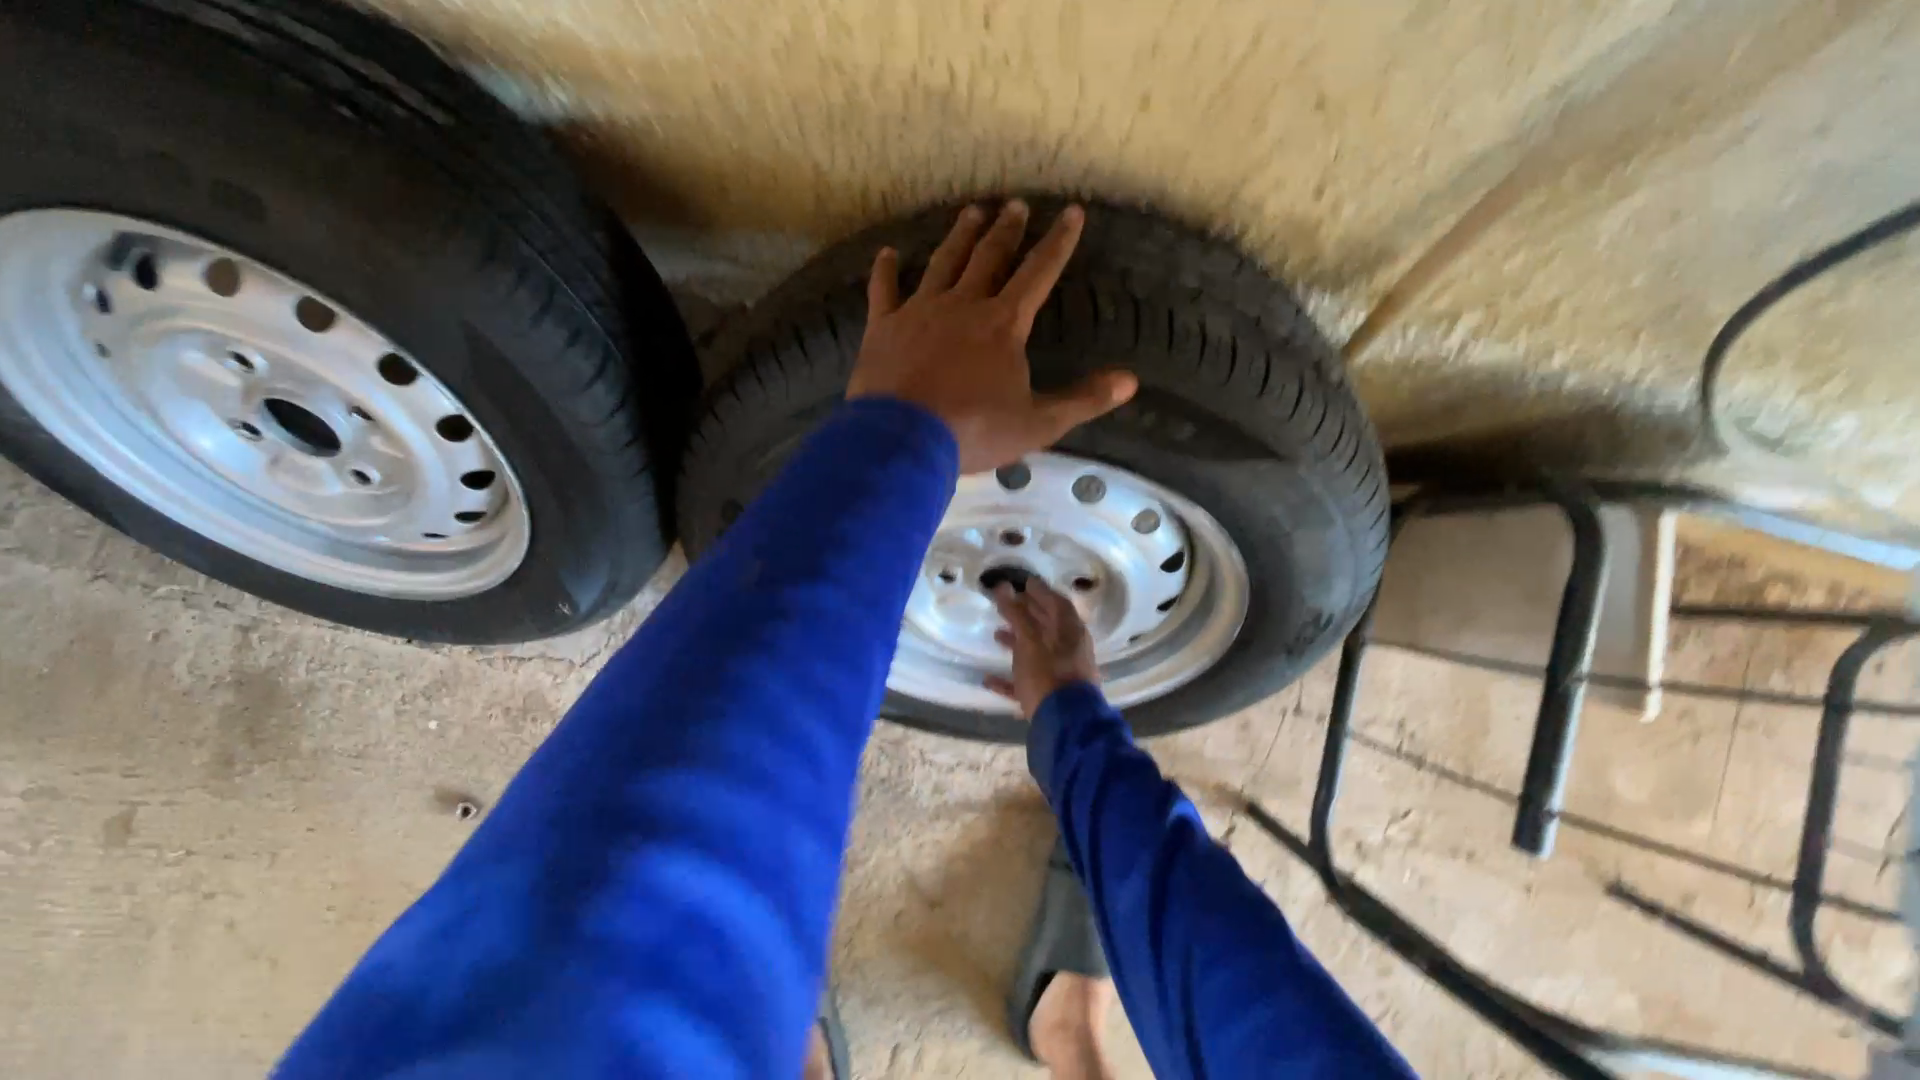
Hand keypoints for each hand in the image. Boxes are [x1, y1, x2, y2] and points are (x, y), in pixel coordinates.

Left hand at [847, 201, 1138, 473]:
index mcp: (1004, 323)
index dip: (1059, 242)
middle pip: (990, 257)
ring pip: (944, 263)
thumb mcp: (1038, 423)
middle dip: (1007, 230)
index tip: (1071, 212)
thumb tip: (1130, 380)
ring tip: (971, 212)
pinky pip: (885, 289)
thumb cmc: (974, 431)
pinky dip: (886, 270)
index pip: (1039, 273)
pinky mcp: (885, 327)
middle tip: (1015, 205)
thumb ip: (1083, 399)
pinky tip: (888, 252)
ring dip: (959, 236)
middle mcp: (964, 304)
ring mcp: (920, 311)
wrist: (902, 439)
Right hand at [987, 579, 1098, 718]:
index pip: (1057, 602)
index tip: (1022, 582)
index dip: (1039, 590)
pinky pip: (1028, 681)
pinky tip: (988, 679)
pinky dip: (1010, 678)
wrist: (1066, 724)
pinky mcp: (1050, 697)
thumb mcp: (1029, 641)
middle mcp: (1070, 649)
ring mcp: (1061, 674)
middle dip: (1027, 614)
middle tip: (1006, 604)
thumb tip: (1002, 587)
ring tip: (996, 634)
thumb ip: (1016, 614)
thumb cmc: (1048, 674)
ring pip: (1037, 652)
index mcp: (1070, 631)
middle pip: (1047, 626)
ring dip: (1017, 642)